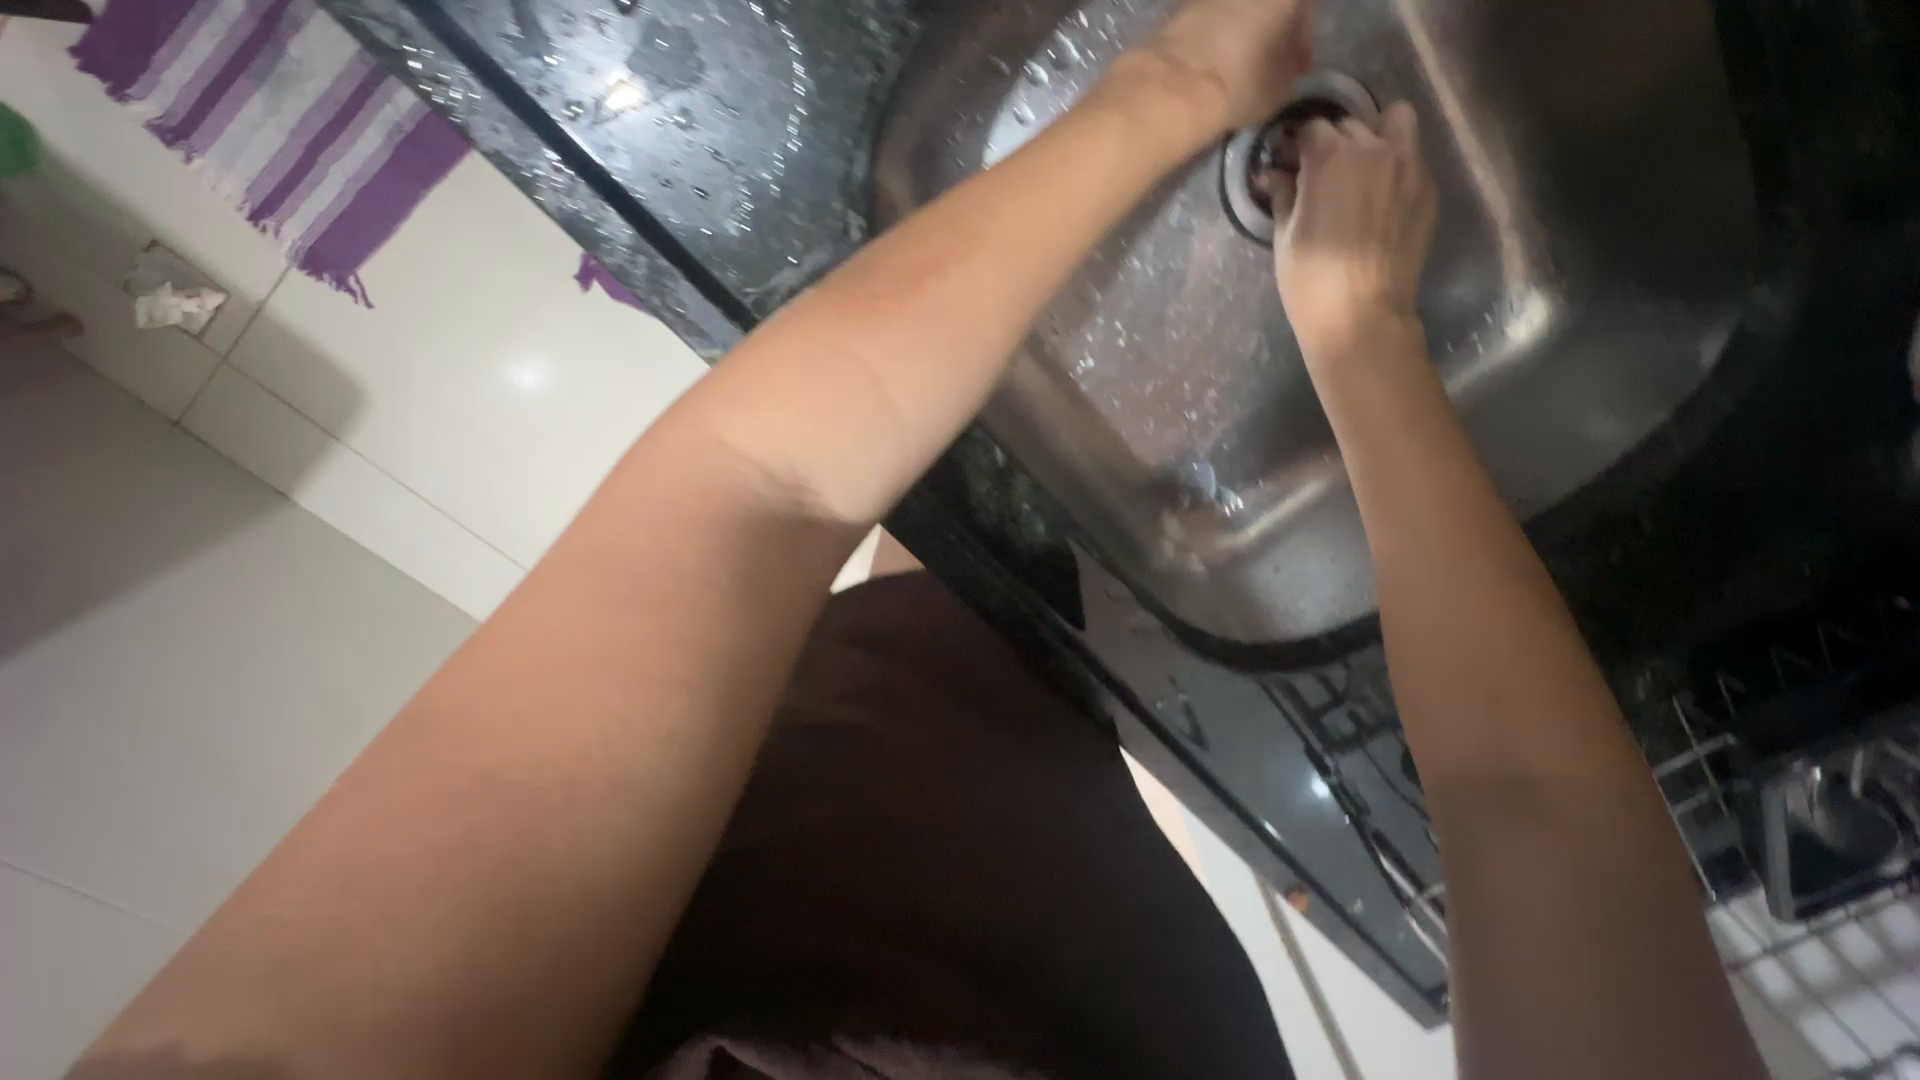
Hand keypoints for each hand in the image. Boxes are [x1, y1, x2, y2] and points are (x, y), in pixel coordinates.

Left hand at [1137, 0, 1314, 131]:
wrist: (1174, 89)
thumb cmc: (1240, 85)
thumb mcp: (1280, 90)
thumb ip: (1288, 72)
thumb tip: (1282, 71)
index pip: (1304, 8)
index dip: (1301, 39)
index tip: (1295, 68)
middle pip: (1266, 6)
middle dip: (1269, 33)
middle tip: (1264, 67)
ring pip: (1235, 11)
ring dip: (1239, 35)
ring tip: (1233, 71)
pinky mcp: (1179, 9)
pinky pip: (1206, 21)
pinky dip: (1211, 39)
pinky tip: (1207, 69)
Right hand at [1272, 103, 1437, 362]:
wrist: (1362, 315)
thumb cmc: (1311, 281)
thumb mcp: (1284, 238)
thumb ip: (1283, 196)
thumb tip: (1274, 174)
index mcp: (1330, 157)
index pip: (1311, 128)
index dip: (1297, 146)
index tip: (1289, 166)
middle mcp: (1374, 149)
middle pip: (1351, 125)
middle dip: (1333, 142)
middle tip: (1321, 175)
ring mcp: (1408, 166)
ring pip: (1395, 123)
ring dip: (1375, 137)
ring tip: (1362, 171)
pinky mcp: (1427, 190)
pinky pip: (1412, 158)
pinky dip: (1395, 166)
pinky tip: (1381, 200)